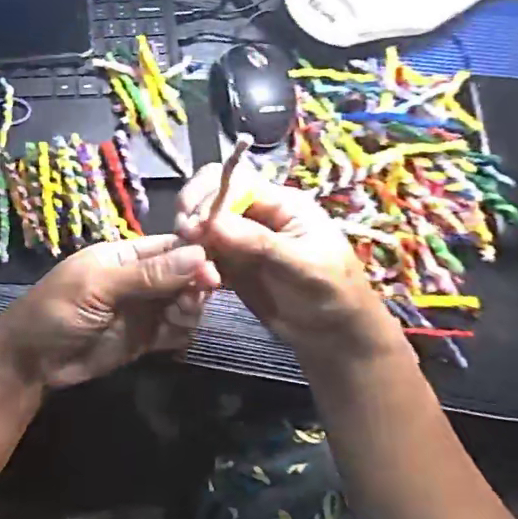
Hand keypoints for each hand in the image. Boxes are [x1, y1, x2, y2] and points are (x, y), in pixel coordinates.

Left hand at [0, 235, 218, 389]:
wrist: (30, 362)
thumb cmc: (54, 311)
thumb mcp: (97, 286)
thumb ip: (146, 275)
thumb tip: (197, 254)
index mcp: (123, 256)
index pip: (169, 246)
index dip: (194, 253)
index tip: (215, 267)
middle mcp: (138, 280)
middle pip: (183, 275)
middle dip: (196, 283)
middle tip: (198, 296)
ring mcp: (143, 310)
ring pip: (184, 303)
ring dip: (191, 308)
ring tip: (180, 318)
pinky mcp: (145, 339)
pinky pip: (176, 331)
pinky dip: (182, 332)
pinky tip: (175, 337)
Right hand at [174, 162, 400, 357]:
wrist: (334, 337)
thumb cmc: (333, 295)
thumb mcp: (304, 267)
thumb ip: (259, 242)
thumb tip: (211, 222)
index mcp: (281, 202)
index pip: (235, 181)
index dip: (209, 198)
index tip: (193, 227)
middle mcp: (256, 213)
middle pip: (210, 194)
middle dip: (192, 211)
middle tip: (183, 237)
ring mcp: (239, 236)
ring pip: (200, 222)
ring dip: (188, 238)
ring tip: (188, 261)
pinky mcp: (227, 260)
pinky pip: (200, 250)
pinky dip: (192, 259)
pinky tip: (197, 276)